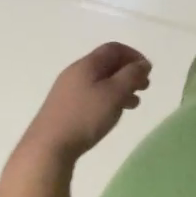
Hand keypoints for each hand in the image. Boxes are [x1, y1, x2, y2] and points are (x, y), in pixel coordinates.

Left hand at [18, 42, 151, 163]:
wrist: (47, 147)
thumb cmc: (85, 117)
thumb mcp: (115, 94)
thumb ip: (131, 75)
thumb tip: (142, 64)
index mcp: (86, 64)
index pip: (113, 48)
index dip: (134, 55)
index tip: (148, 71)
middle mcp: (75, 73)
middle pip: (107, 64)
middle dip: (128, 73)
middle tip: (144, 87)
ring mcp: (67, 91)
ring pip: (100, 81)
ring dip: (120, 88)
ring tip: (134, 104)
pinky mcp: (64, 108)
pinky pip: (91, 95)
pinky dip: (107, 99)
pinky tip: (113, 114)